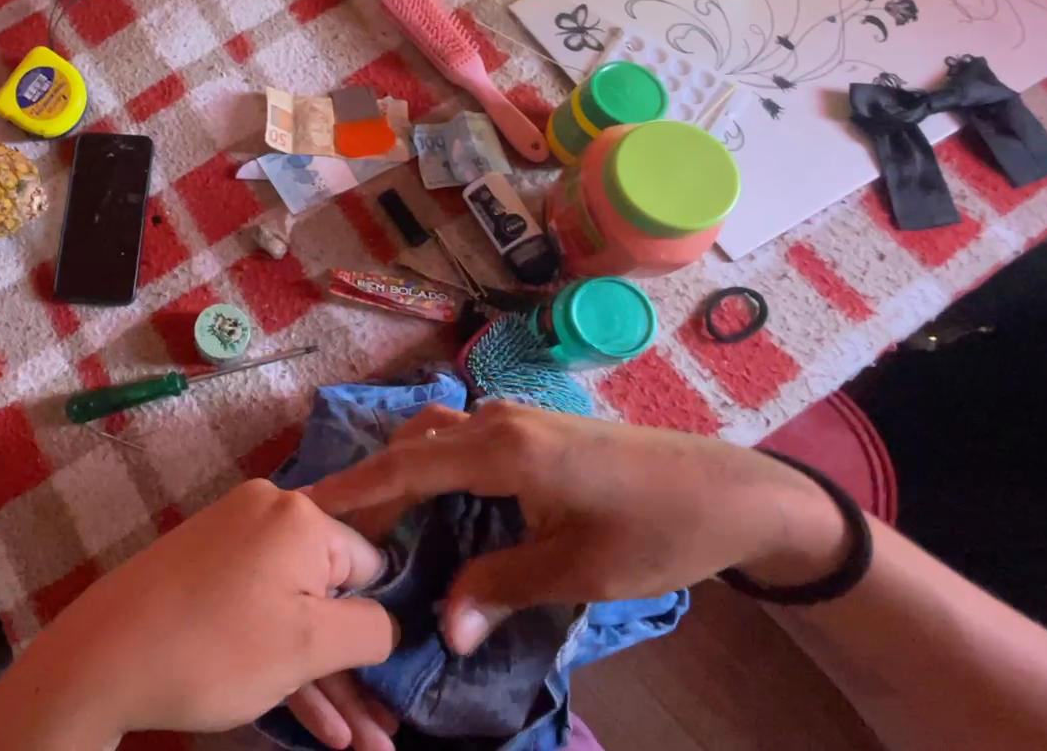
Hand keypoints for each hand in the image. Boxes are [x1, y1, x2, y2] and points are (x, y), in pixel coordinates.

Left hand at [0, 479, 398, 747]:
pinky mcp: (206, 571)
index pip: (368, 562)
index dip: (379, 620)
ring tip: (364, 744)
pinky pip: (260, 611)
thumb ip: (369, 628)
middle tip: (385, 731)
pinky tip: (320, 726)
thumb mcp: (309, 645)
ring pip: (295, 611)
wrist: (106, 654)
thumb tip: (391, 620)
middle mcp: (266, 514)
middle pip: (330, 592)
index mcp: (298, 516)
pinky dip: (285, 660)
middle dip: (358, 667)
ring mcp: (231, 541)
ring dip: (327, 677)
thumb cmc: (219, 647)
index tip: (393, 674)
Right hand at [309, 401, 849, 654]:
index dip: (356, 487)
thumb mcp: (581, 570)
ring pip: (433, 435)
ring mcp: (514, 417)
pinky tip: (433, 499)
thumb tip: (440, 629)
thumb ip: (502, 589)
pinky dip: (429, 463)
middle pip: (413, 445)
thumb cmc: (661, 532)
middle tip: (341, 530)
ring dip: (400, 470)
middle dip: (372, 484)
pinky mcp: (529, 426)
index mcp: (505, 450)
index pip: (408, 466)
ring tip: (380, 519)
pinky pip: (458, 437)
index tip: (308, 503)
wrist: (738, 492)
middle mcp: (498, 421)